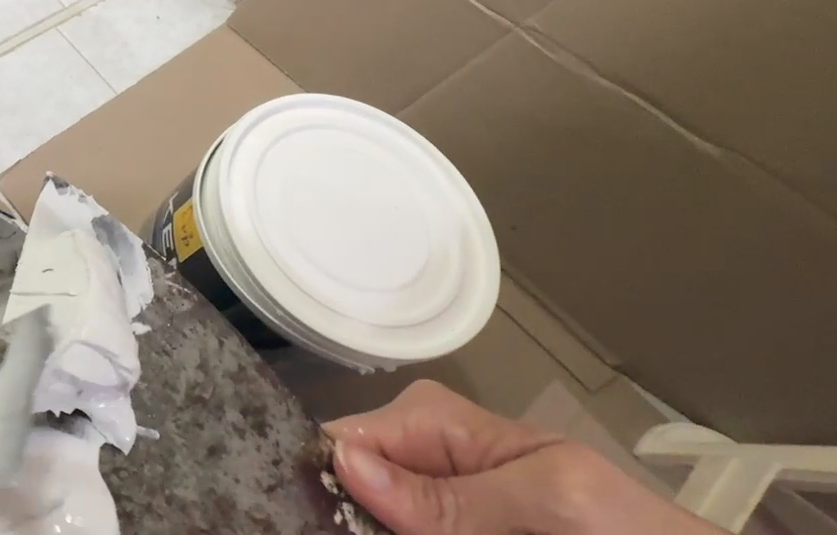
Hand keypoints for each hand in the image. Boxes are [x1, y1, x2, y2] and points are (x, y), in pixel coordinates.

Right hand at [327, 380, 725, 534]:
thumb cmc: (630, 526)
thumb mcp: (549, 500)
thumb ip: (449, 496)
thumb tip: (342, 463)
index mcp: (426, 418)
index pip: (342, 441)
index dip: (324, 481)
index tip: (312, 518)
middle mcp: (417, 453)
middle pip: (354, 489)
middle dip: (356, 518)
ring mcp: (434, 500)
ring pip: (378, 519)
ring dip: (380, 531)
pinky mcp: (447, 523)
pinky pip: (405, 529)